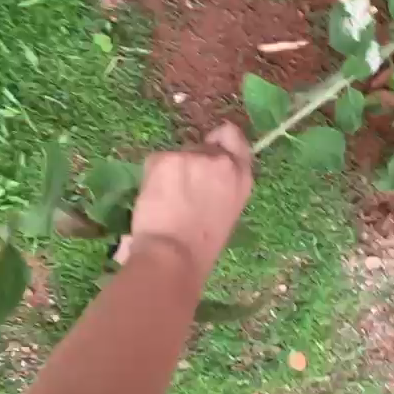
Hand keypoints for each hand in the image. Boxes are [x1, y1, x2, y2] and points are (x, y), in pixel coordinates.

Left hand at [130, 122, 254, 279]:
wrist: (173, 255)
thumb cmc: (201, 247)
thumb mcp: (226, 211)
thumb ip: (221, 186)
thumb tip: (203, 177)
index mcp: (241, 177)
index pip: (233, 137)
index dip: (219, 140)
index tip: (208, 150)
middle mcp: (221, 161)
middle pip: (201, 148)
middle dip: (190, 163)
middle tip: (180, 190)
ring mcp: (192, 157)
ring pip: (178, 155)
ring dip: (170, 171)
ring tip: (166, 201)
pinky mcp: (165, 158)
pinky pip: (156, 161)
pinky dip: (152, 177)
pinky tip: (154, 199)